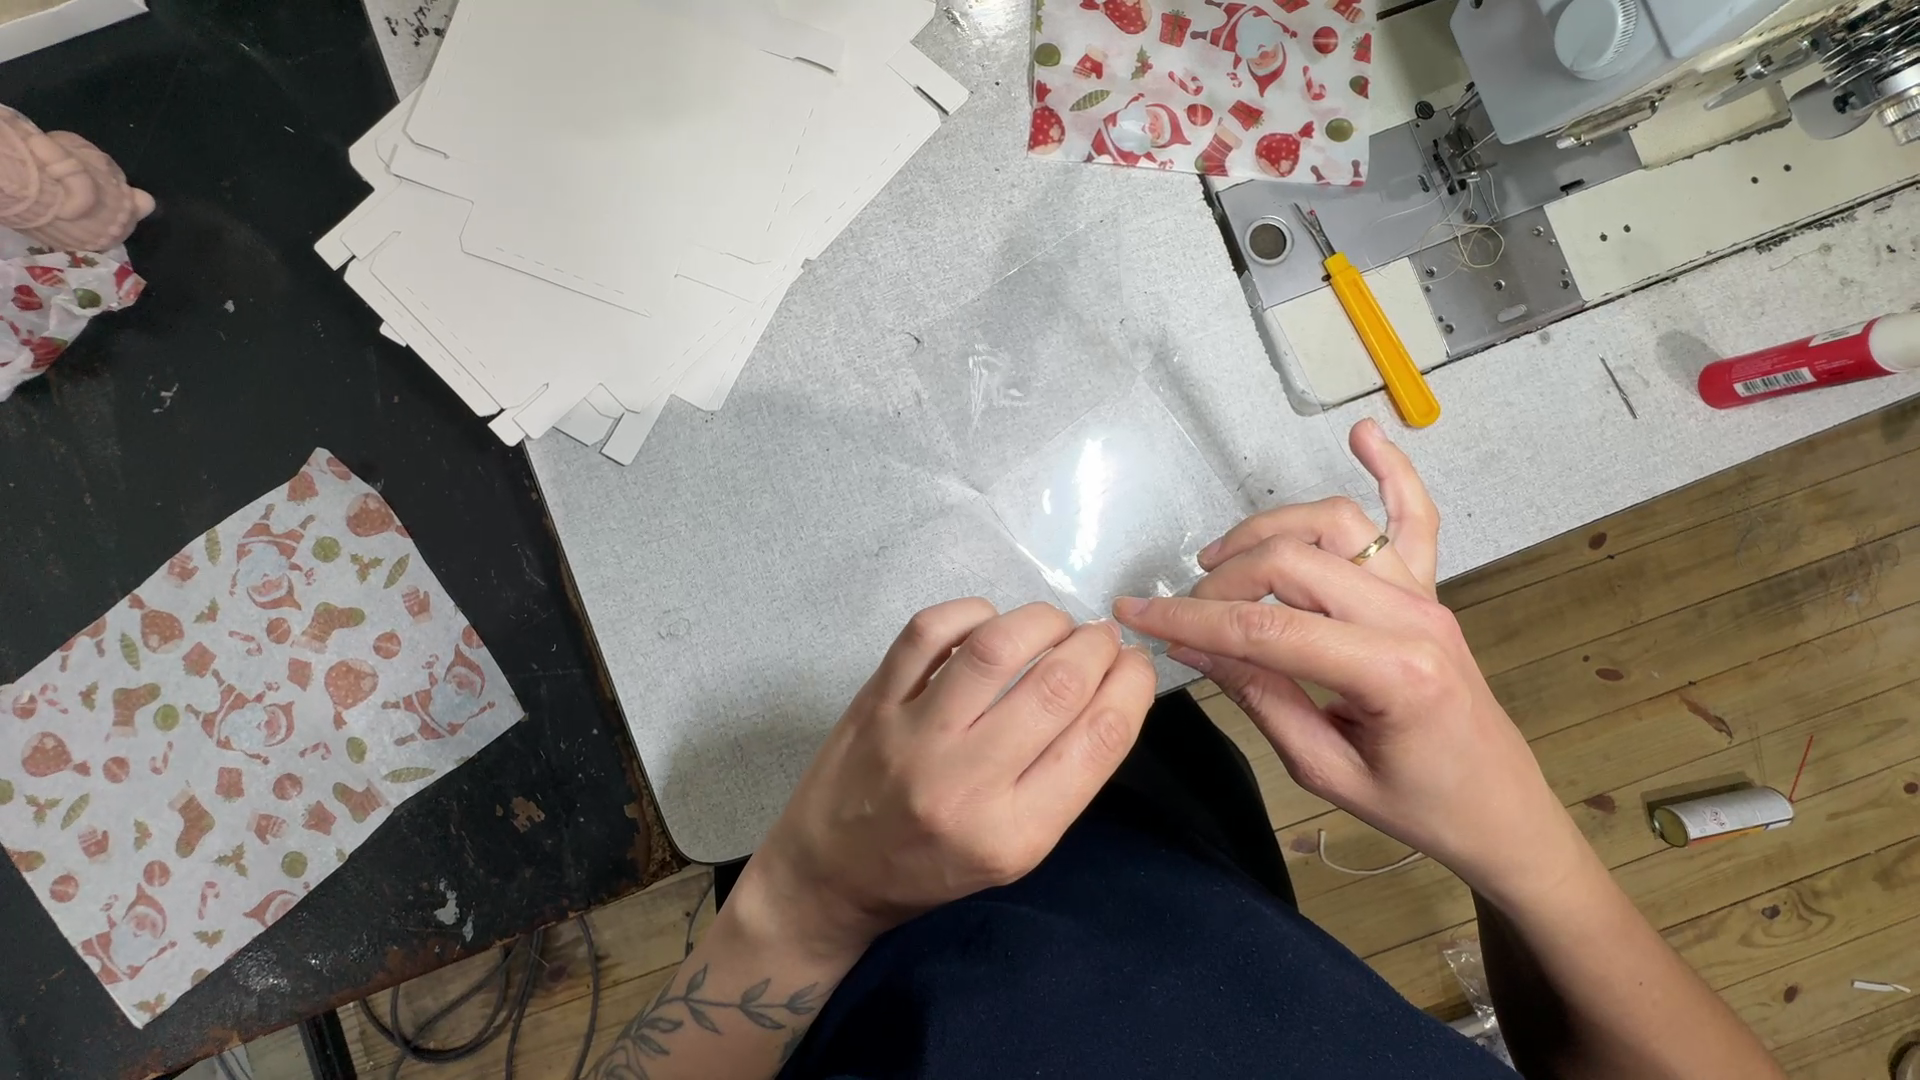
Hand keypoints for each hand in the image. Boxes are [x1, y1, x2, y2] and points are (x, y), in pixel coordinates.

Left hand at [743, 599, 1157, 961]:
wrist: (831, 875)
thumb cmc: (931, 869)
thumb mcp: (1014, 851)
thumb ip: (1062, 776)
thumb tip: (1105, 688)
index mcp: (1015, 833)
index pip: (1099, 739)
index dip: (1132, 686)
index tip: (1135, 665)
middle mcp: (965, 781)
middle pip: (1056, 686)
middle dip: (1096, 647)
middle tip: (1100, 639)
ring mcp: (913, 735)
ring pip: (995, 648)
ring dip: (1043, 621)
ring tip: (1056, 624)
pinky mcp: (875, 700)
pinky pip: (930, 631)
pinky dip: (972, 612)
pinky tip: (989, 623)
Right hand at [1113, 419, 1586, 903]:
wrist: (1502, 813)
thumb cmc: (1417, 806)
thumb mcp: (1321, 768)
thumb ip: (1257, 696)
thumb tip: (1191, 646)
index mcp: (1391, 673)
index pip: (1265, 629)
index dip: (1189, 621)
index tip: (1134, 615)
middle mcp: (1412, 615)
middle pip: (1292, 562)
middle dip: (1220, 583)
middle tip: (1183, 615)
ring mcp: (1424, 593)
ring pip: (1332, 524)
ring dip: (1266, 531)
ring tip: (1220, 560)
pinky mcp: (1428, 588)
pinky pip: (1412, 516)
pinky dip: (1390, 471)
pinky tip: (1362, 435)